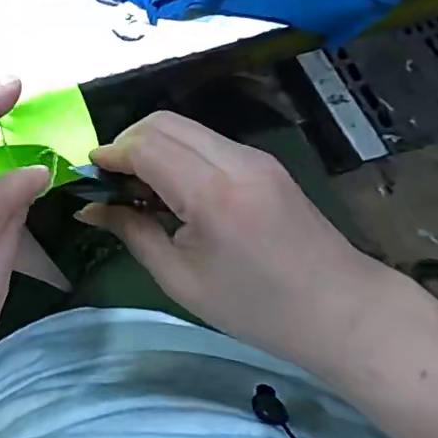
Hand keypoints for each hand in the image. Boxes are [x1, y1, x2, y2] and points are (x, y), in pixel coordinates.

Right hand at [77, 111, 407, 370]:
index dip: (110, 154)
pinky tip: (172, 186)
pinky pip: (204, 140)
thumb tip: (89, 208)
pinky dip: (176, 151)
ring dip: (150, 144)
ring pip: (183, 126)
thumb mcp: (181, 280)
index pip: (145, 147)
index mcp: (213, 195)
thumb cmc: (259, 309)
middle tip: (111, 178)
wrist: (347, 314)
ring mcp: (254, 157)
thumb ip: (132, 232)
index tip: (90, 175)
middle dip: (126, 141)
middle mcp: (235, 162)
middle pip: (162, 122)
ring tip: (139, 184)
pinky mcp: (263, 162)